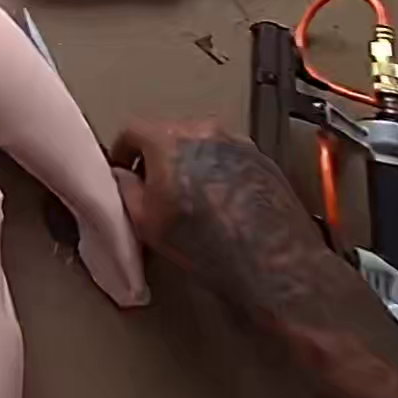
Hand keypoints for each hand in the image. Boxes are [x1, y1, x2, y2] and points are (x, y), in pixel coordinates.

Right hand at [109, 118, 326, 286]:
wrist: (275, 267)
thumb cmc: (208, 245)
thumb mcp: (145, 221)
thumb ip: (125, 188)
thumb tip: (125, 178)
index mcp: (166, 138)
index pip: (131, 130)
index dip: (122, 151)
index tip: (124, 169)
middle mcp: (201, 130)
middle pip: (166, 133)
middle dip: (156, 155)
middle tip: (154, 185)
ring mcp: (236, 142)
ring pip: (198, 143)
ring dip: (188, 161)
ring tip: (190, 195)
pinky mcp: (262, 159)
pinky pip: (226, 155)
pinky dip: (216, 169)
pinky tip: (218, 200)